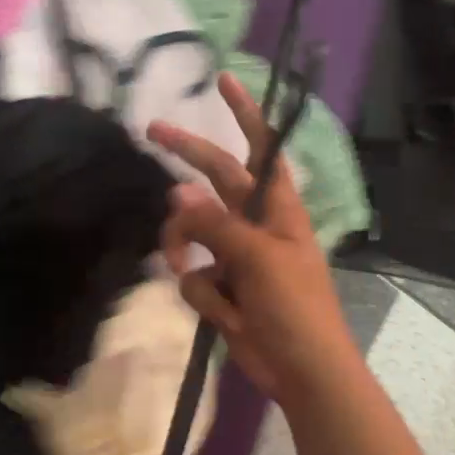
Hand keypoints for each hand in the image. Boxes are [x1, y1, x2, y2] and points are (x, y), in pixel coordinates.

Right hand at [149, 73, 358, 400]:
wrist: (302, 372)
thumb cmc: (295, 305)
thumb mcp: (258, 257)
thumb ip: (215, 224)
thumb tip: (176, 195)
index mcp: (276, 204)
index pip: (260, 146)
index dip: (244, 113)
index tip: (224, 81)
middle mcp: (253, 220)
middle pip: (212, 177)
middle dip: (185, 155)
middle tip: (152, 129)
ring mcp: (234, 252)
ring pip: (190, 230)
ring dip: (185, 250)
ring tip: (192, 273)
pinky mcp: (219, 286)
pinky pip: (191, 274)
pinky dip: (202, 294)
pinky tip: (224, 314)